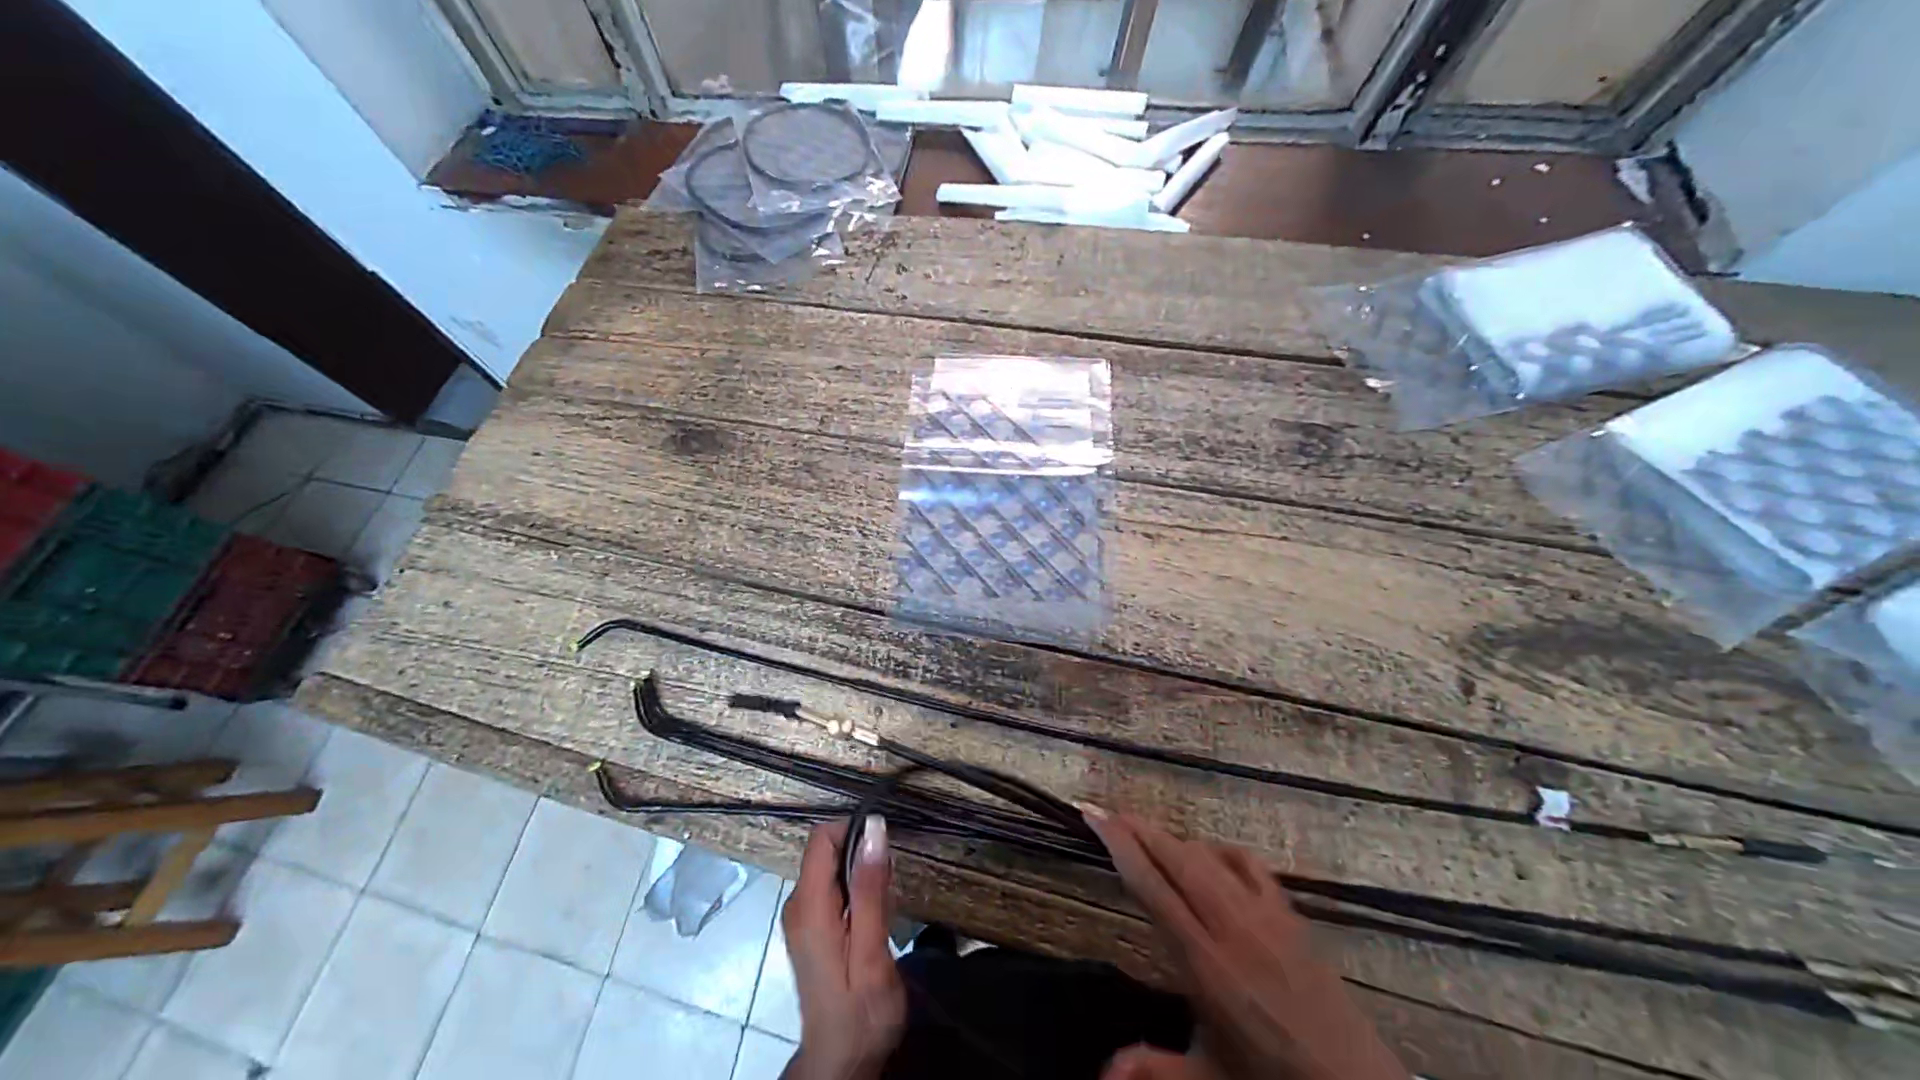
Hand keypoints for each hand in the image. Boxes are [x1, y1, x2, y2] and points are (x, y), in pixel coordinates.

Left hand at [781, 816, 906, 1079]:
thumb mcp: (872, 950)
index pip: (821, 837)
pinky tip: (873, 919)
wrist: (840, 1062)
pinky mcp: (810, 927)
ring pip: (831, 867)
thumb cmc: (861, 1012)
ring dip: (861, 874)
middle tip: (890, 888)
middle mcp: (797, 904)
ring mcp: (801, 916)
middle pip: (825, 850)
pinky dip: (856, 890)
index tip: (885, 849)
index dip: (854, 831)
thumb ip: (871, 888)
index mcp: (809, 907)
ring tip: (884, 907)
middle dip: (861, 855)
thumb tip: (874, 828)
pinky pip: (832, 887)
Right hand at [1083, 808, 1408, 1079]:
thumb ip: (1152, 1068)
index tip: (1095, 816)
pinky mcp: (1290, 916)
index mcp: (1204, 962)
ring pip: (1209, 857)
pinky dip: (1221, 852)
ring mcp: (1265, 916)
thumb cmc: (1271, 1079)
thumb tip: (1103, 1076)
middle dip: (1139, 831)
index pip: (1151, 887)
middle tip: (1108, 812)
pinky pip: (1249, 866)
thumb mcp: (1207, 1079)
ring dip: (1174, 840)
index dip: (1120, 846)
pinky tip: (1210, 857)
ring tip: (1148, 835)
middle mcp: (1231, 926)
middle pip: (1177, 859)